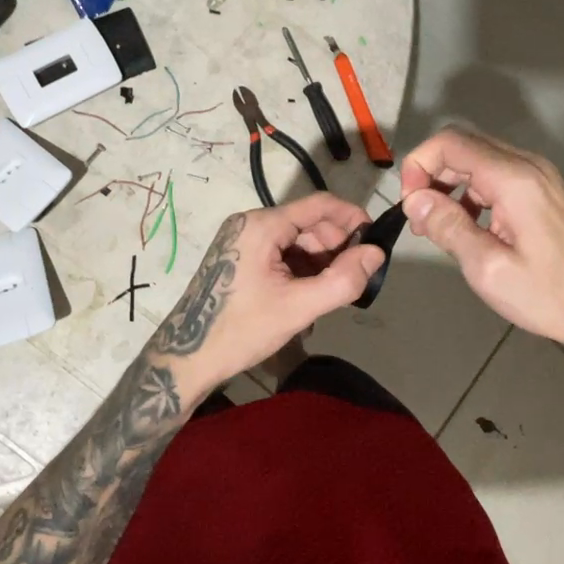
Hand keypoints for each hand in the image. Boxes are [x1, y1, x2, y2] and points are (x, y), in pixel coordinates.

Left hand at [144, 193, 385, 385]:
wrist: (188, 358)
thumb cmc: (242, 329)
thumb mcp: (299, 307)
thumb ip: (342, 280)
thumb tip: (375, 254)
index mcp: (262, 225)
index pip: (320, 205)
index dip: (352, 218)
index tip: (375, 242)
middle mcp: (250, 224)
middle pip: (308, 223)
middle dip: (336, 247)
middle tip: (353, 280)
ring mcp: (242, 241)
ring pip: (296, 241)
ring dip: (318, 263)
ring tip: (329, 296)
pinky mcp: (238, 258)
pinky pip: (280, 254)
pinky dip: (299, 271)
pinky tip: (307, 298)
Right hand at [400, 128, 563, 358]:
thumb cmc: (543, 297)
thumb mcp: (486, 267)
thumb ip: (448, 227)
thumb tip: (413, 200)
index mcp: (515, 179)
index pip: (451, 142)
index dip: (419, 164)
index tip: (410, 205)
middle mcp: (528, 166)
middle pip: (464, 144)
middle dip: (431, 173)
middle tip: (419, 218)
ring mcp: (539, 176)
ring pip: (478, 158)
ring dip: (449, 182)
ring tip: (436, 225)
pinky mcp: (542, 191)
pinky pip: (495, 174)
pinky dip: (470, 190)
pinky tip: (466, 225)